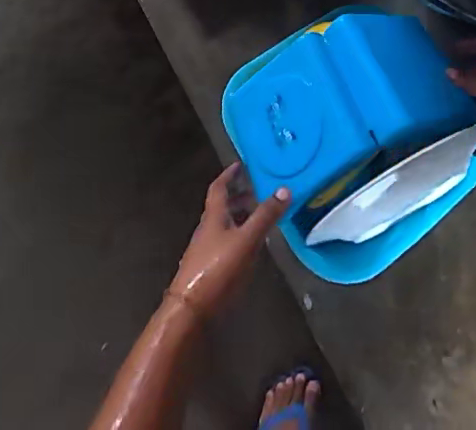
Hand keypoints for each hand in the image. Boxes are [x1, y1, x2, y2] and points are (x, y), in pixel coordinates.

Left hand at [167, 163, 289, 317]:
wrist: (190, 310)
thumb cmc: (217, 269)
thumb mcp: (246, 240)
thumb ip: (265, 216)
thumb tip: (284, 188)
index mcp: (213, 216)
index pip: (219, 188)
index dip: (229, 175)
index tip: (240, 165)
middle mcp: (208, 228)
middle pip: (222, 206)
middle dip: (239, 196)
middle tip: (258, 191)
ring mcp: (206, 249)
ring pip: (225, 225)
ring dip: (240, 217)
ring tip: (261, 217)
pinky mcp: (209, 268)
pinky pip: (226, 242)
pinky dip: (239, 236)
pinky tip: (252, 247)